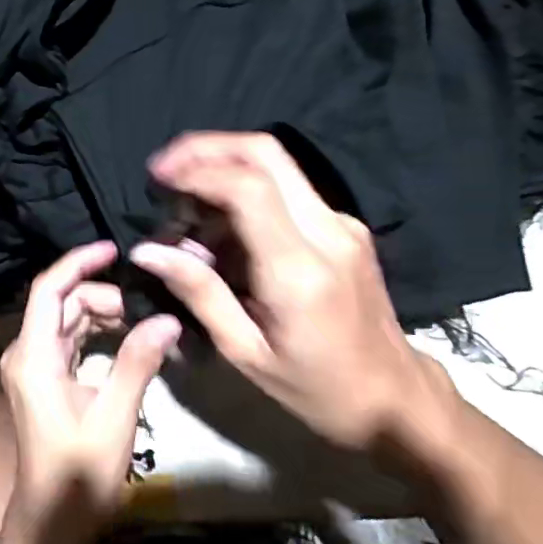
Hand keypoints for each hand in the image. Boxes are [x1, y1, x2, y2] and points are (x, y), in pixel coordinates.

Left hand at [0, 241, 179, 543]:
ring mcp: (35, 368)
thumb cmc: (78, 476)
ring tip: (148, 321)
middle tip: (150, 307)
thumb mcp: (114, 418)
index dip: (80, 262)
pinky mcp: (48, 382)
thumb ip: (138, 363)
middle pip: (65, 302)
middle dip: (107, 295)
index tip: (116, 249)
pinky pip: (74, 340)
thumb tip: (169, 319)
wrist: (51, 527)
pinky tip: (133, 340)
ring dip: (107, 314)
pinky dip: (102, 333)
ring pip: (71, 319)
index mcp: (34, 357)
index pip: (49, 289)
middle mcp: (28, 354)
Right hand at [126, 132, 454, 455]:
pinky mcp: (346, 227)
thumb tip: (149, 251)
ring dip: (226, 169)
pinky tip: (222, 227)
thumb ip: (200, 293)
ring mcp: (342, 224)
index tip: (158, 177)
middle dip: (209, 147)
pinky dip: (248, 193)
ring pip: (278, 166)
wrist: (393, 396)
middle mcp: (328, 231)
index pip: (248, 188)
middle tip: (166, 168)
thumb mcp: (247, 353)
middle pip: (267, 153)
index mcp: (300, 270)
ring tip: (187, 207)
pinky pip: (290, 191)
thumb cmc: (316, 389)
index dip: (199, 169)